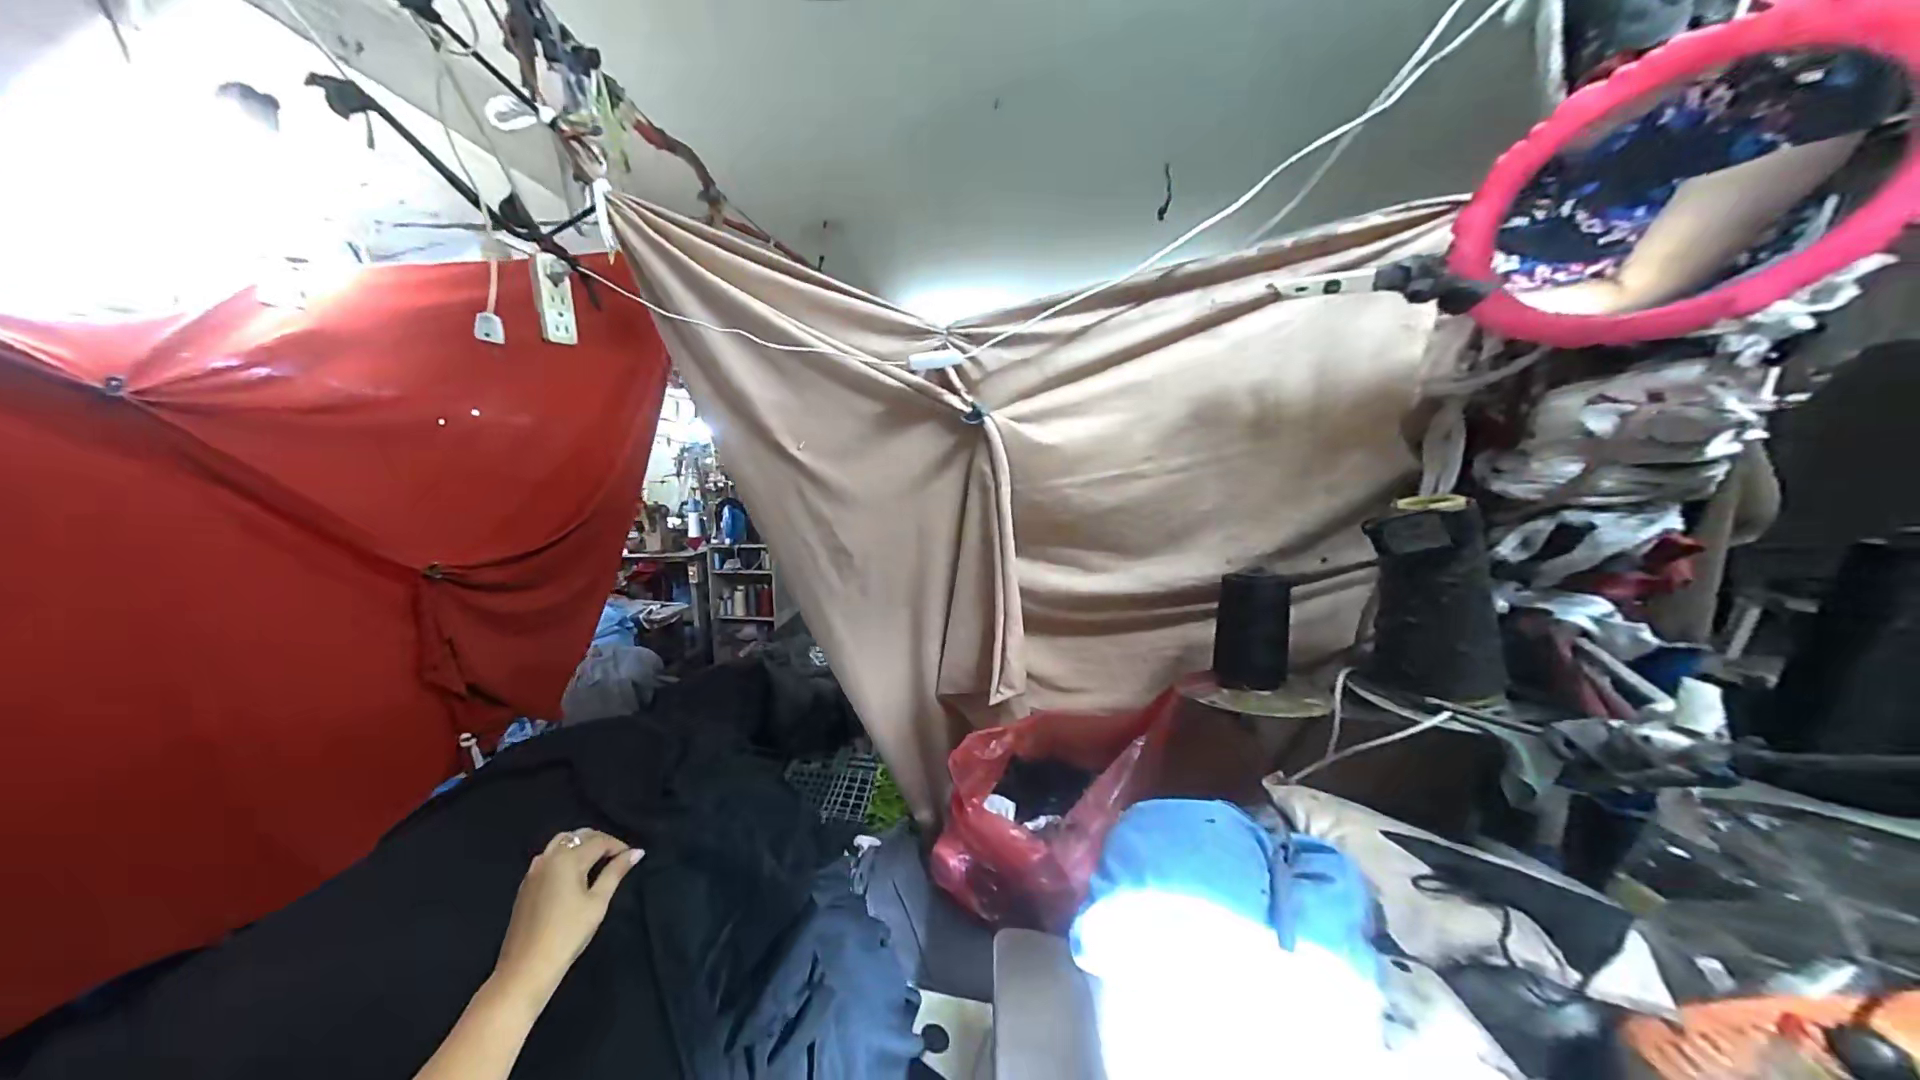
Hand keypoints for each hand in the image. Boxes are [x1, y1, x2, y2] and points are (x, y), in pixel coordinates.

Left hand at [490, 828, 644, 1002]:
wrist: (526, 967)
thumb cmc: (568, 933)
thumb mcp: (598, 902)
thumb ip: (616, 872)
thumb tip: (636, 852)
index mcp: (568, 859)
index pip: (600, 840)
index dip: (619, 846)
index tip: (631, 858)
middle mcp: (549, 858)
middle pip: (579, 836)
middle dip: (601, 842)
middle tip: (617, 858)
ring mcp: (534, 870)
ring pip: (562, 842)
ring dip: (581, 845)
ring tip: (596, 862)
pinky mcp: (526, 884)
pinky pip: (549, 856)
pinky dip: (565, 855)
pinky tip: (573, 873)